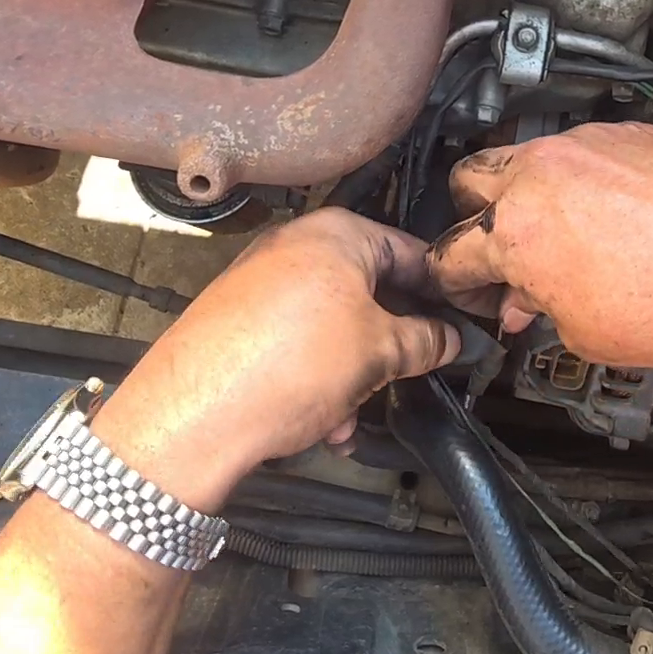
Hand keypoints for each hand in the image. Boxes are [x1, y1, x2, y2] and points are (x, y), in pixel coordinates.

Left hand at [88, 208, 459, 510]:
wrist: (191, 415)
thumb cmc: (293, 364)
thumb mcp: (379, 352)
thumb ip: (426, 341)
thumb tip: (451, 339)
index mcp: (337, 232)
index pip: (412, 252)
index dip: (442, 291)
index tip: (461, 322)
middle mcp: (297, 245)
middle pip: (371, 290)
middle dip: (393, 343)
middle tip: (413, 374)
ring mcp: (263, 281)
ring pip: (335, 324)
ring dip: (355, 372)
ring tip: (352, 416)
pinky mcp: (239, 318)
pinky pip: (298, 340)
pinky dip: (318, 376)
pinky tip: (322, 421)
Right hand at [428, 122, 652, 381]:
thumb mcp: (583, 330)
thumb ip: (539, 306)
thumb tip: (526, 301)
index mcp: (514, 231)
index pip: (451, 251)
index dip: (453, 278)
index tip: (470, 286)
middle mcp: (540, 175)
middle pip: (468, 178)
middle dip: (472, 213)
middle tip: (502, 244)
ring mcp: (584, 145)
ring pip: (527, 155)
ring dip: (530, 190)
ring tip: (566, 227)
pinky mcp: (627, 132)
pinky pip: (585, 148)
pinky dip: (584, 175)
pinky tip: (616, 208)